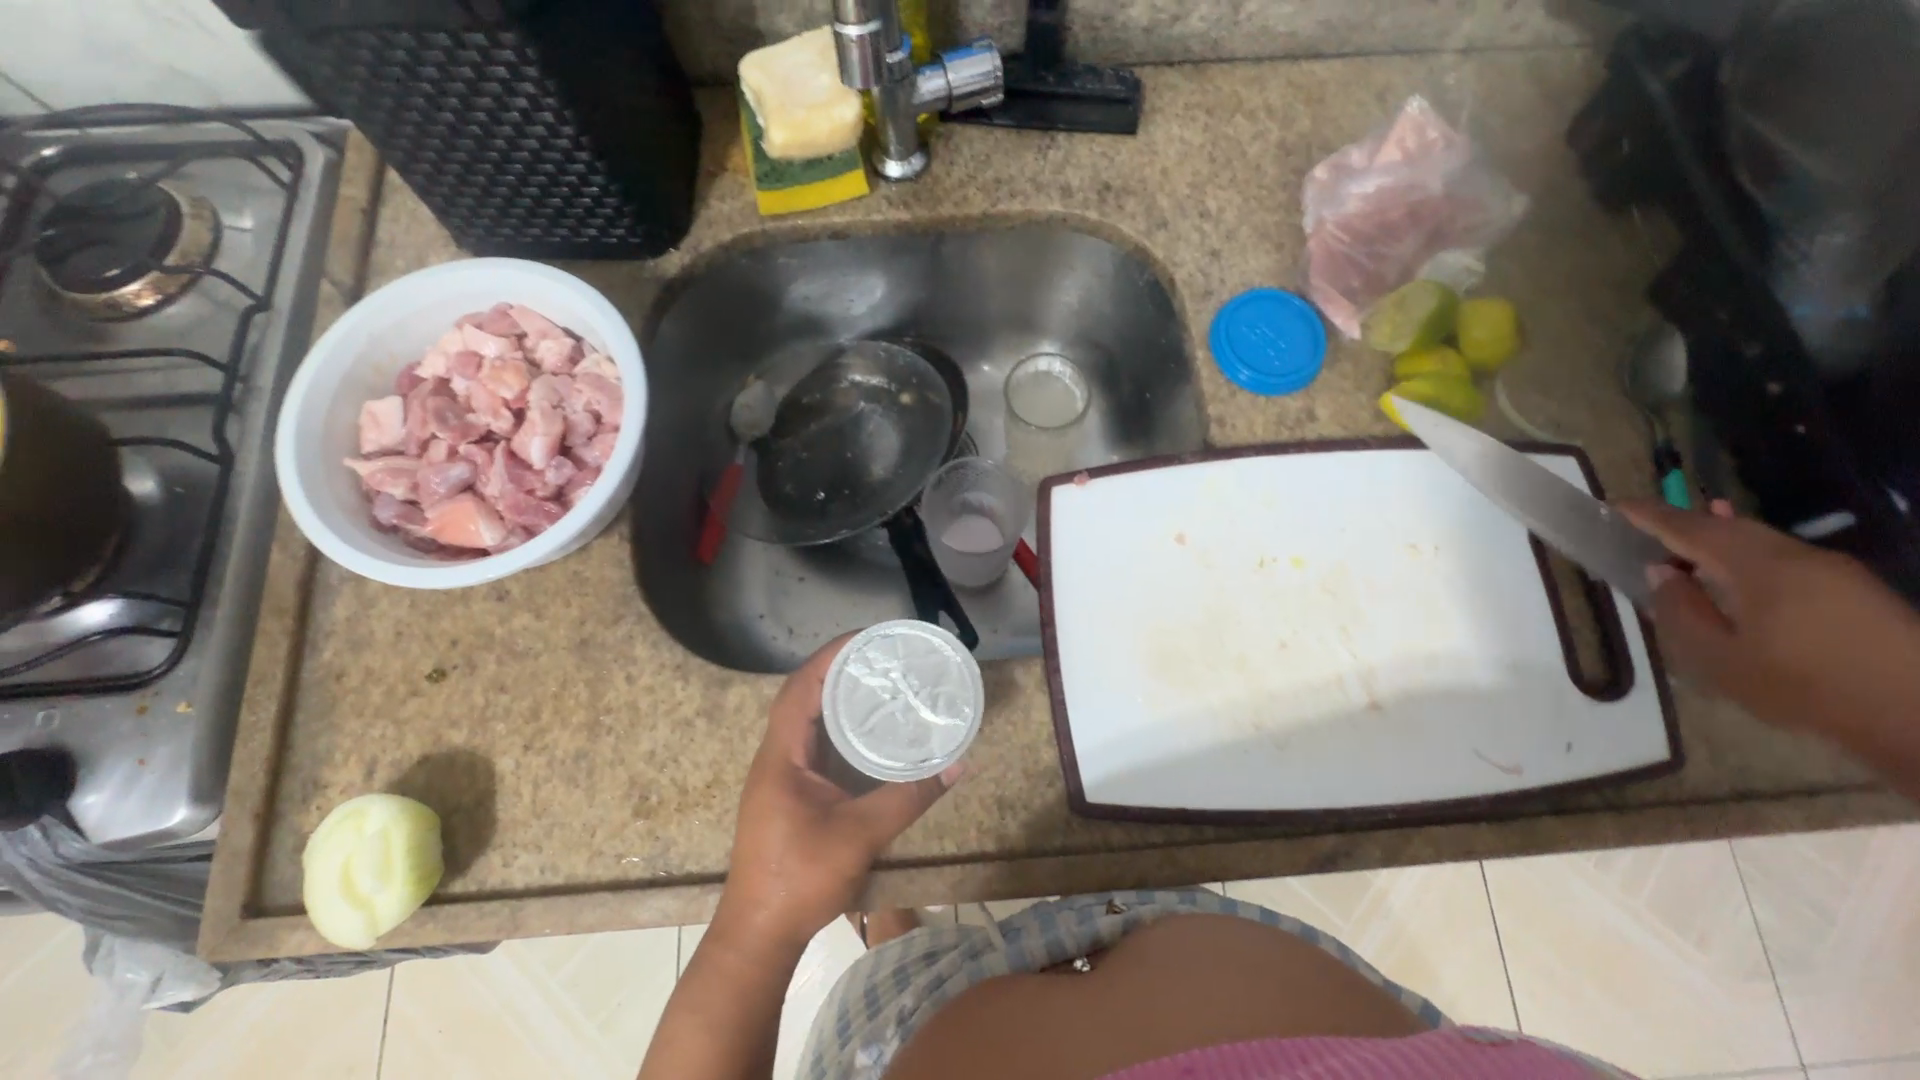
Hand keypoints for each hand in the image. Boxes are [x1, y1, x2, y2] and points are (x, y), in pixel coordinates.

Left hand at [719, 633, 961, 950]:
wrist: (759, 934)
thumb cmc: (799, 878)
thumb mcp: (860, 835)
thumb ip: (908, 797)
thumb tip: (957, 765)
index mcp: (782, 756)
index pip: (800, 687)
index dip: (830, 656)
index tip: (868, 638)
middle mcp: (776, 758)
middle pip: (804, 698)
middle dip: (840, 672)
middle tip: (886, 660)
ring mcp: (781, 779)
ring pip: (808, 724)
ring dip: (839, 701)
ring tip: (882, 686)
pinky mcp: (790, 797)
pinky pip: (815, 748)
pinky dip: (840, 732)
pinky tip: (870, 736)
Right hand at [1622, 499, 1919, 741]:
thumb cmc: (1806, 687)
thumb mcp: (1720, 660)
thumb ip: (1682, 612)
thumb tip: (1662, 573)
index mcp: (1759, 566)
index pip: (1692, 529)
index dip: (1651, 516)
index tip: (1616, 504)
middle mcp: (1798, 556)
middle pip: (1733, 529)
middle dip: (1688, 526)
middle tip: (1647, 532)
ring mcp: (1836, 572)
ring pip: (1763, 544)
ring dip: (1720, 545)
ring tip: (1688, 555)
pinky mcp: (1858, 592)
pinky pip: (1788, 562)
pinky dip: (1751, 561)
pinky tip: (1742, 582)